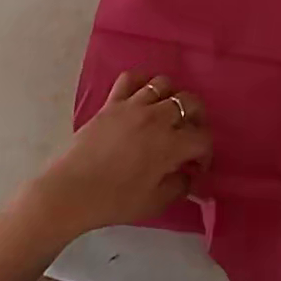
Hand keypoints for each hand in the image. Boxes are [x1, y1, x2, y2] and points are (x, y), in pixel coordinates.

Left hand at [17, 73, 211, 241]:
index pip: (202, 137)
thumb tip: (190, 175)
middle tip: (190, 135)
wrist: (75, 189)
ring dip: (172, 96)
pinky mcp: (111, 102)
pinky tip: (144, 94)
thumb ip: (180, 185)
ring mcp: (131, 105)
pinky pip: (130, 78)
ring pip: (162, 83)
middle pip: (190, 101)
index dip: (206, 152)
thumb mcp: (156, 201)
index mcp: (170, 144)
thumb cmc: (117, 200)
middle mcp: (155, 118)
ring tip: (168, 113)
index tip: (197, 166)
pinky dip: (141, 81)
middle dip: (197, 117)